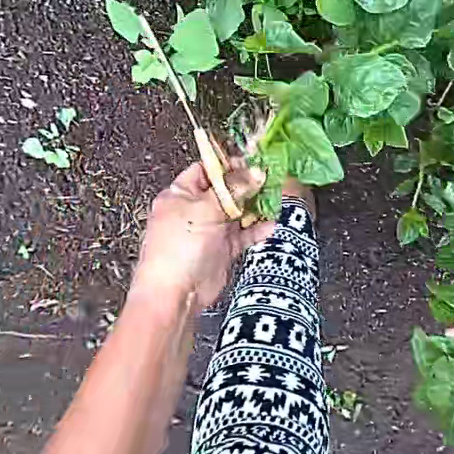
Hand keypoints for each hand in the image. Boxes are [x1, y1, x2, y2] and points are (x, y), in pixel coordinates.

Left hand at [131, 159, 273, 306]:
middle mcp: (195, 210)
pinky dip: (258, 229)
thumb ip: (234, 188)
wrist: (176, 293)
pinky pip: (244, 234)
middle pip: (226, 190)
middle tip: (270, 176)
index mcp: (180, 195)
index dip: (228, 164)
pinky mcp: (223, 249)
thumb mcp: (206, 208)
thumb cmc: (180, 247)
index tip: (252, 160)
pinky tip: (272, 224)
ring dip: (256, 206)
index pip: (205, 170)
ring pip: (238, 211)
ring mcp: (210, 230)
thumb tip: (257, 171)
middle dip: (248, 184)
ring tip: (276, 198)